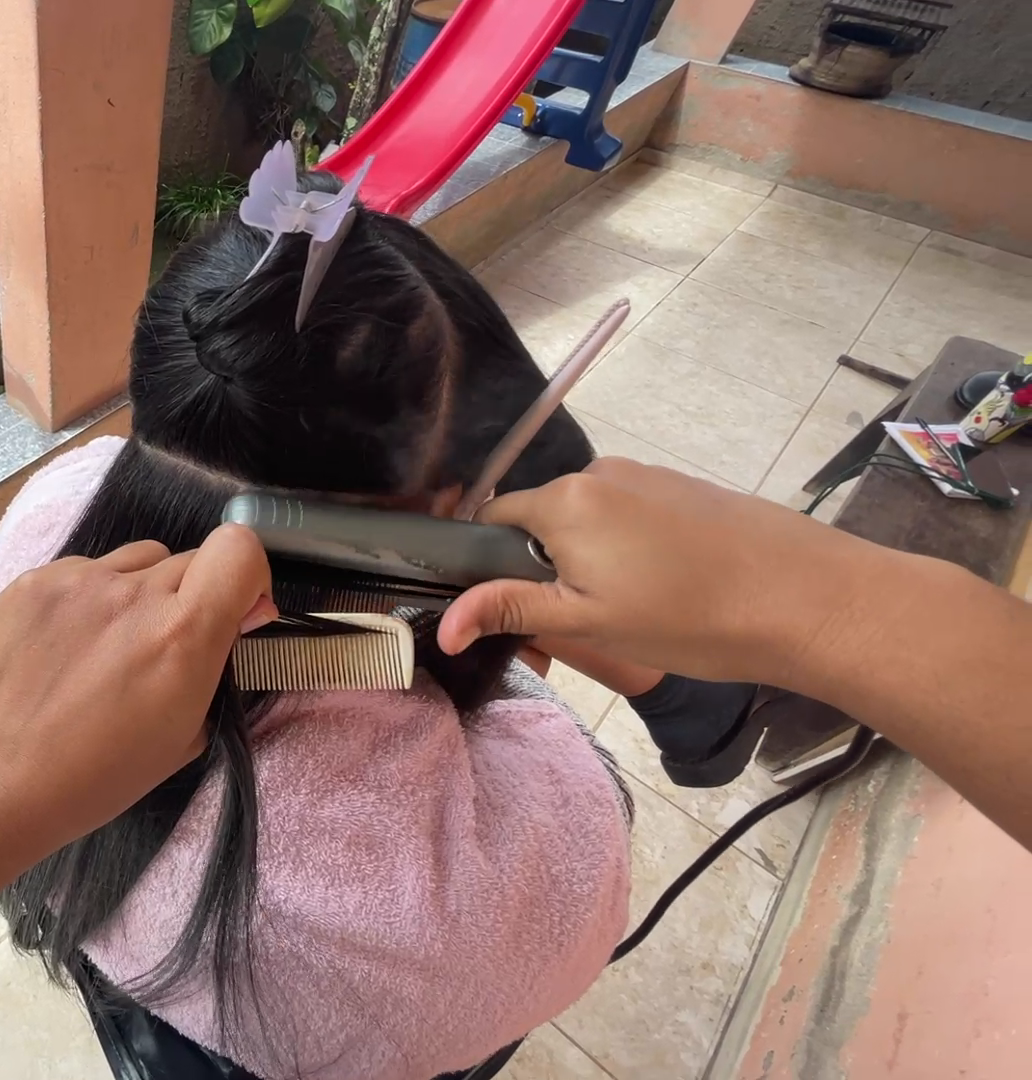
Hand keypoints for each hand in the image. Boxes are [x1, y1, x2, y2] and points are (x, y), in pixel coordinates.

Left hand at [0, 525, 275, 845]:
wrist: (3, 774)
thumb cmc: (102, 772)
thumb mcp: (187, 732)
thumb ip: (220, 662)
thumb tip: (242, 613)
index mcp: (180, 635)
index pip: (238, 548)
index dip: (244, 573)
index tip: (232, 605)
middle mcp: (130, 594)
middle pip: (185, 560)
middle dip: (187, 597)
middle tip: (158, 645)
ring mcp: (76, 580)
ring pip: (135, 560)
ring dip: (137, 591)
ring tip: (106, 644)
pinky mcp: (34, 579)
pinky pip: (83, 570)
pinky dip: (87, 598)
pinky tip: (65, 643)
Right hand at [436, 458, 899, 687]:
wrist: (823, 603)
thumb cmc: (688, 617)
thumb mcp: (585, 621)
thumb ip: (506, 610)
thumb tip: (440, 629)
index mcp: (564, 499)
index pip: (490, 518)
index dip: (494, 562)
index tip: (522, 601)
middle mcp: (598, 471)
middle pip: (537, 517)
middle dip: (542, 561)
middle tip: (579, 617)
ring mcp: (645, 474)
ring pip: (583, 517)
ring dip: (585, 555)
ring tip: (629, 603)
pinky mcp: (682, 485)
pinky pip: (625, 512)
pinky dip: (625, 544)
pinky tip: (665, 582)